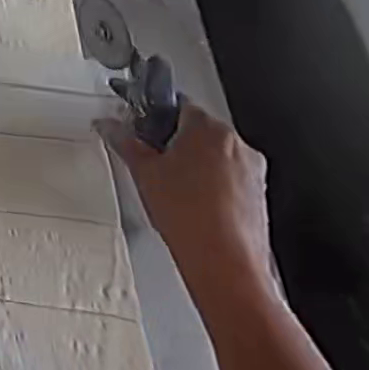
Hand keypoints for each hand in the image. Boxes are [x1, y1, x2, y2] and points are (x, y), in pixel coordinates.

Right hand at [99, 104, 275, 295]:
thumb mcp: (143, 172)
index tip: (141, 125)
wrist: (225, 265)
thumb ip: (124, 141)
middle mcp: (236, 145)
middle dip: (174, 141)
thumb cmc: (191, 218)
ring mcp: (252, 171)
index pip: (178, 104)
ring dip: (194, 164)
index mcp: (209, 129)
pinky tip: (190, 204)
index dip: (155, 114)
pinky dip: (211, 185)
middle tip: (152, 159)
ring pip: (214, 155)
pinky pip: (229, 178)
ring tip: (171, 188)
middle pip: (198, 129)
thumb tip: (110, 127)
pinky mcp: (258, 196)